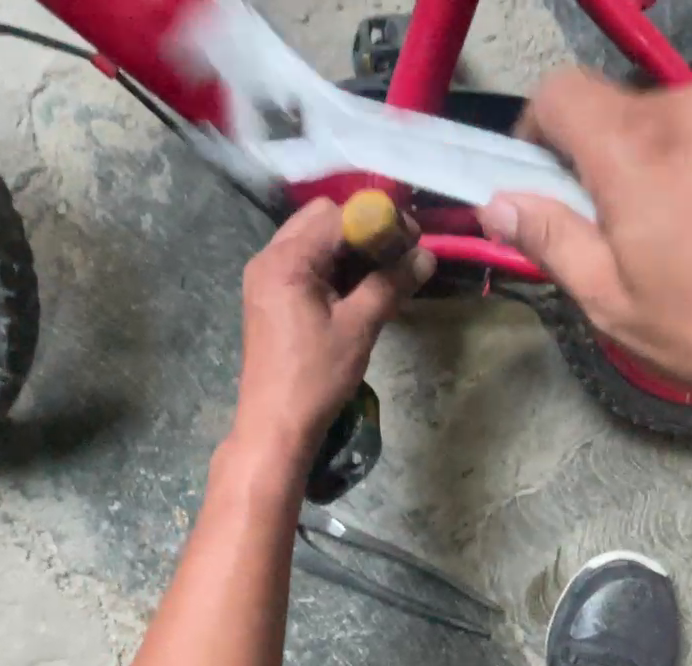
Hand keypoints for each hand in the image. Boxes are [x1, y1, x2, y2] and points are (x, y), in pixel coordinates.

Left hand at [234, 198, 434, 464]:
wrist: (275, 426)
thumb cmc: (315, 378)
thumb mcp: (359, 328)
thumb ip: (391, 284)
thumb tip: (426, 256)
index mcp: (286, 260)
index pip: (338, 214)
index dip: (379, 221)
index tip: (411, 242)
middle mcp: (269, 258)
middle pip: (322, 220)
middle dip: (364, 232)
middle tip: (397, 259)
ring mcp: (265, 278)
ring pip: (314, 242)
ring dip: (350, 251)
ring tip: (382, 277)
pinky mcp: (270, 298)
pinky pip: (305, 266)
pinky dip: (333, 270)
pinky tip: (358, 293)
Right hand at [479, 70, 691, 439]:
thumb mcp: (613, 303)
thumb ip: (551, 240)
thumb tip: (498, 203)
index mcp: (636, 150)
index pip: (560, 93)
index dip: (540, 131)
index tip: (548, 178)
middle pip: (628, 109)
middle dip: (615, 159)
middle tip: (634, 232)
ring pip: (689, 116)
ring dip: (677, 157)